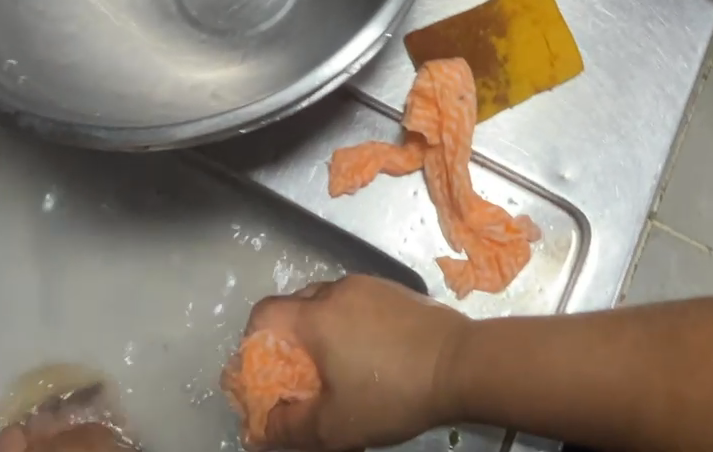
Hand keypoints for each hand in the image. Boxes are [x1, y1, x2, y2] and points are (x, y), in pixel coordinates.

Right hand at [241, 275, 470, 450]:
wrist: (460, 363)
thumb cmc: (392, 393)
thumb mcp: (332, 426)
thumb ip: (286, 427)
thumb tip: (262, 426)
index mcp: (318, 316)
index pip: (265, 313)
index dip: (252, 344)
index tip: (264, 377)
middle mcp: (341, 289)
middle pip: (296, 304)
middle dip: (288, 340)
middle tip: (298, 379)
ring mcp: (372, 285)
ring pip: (328, 302)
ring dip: (320, 332)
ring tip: (334, 371)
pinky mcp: (397, 290)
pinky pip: (356, 301)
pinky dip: (348, 324)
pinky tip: (366, 357)